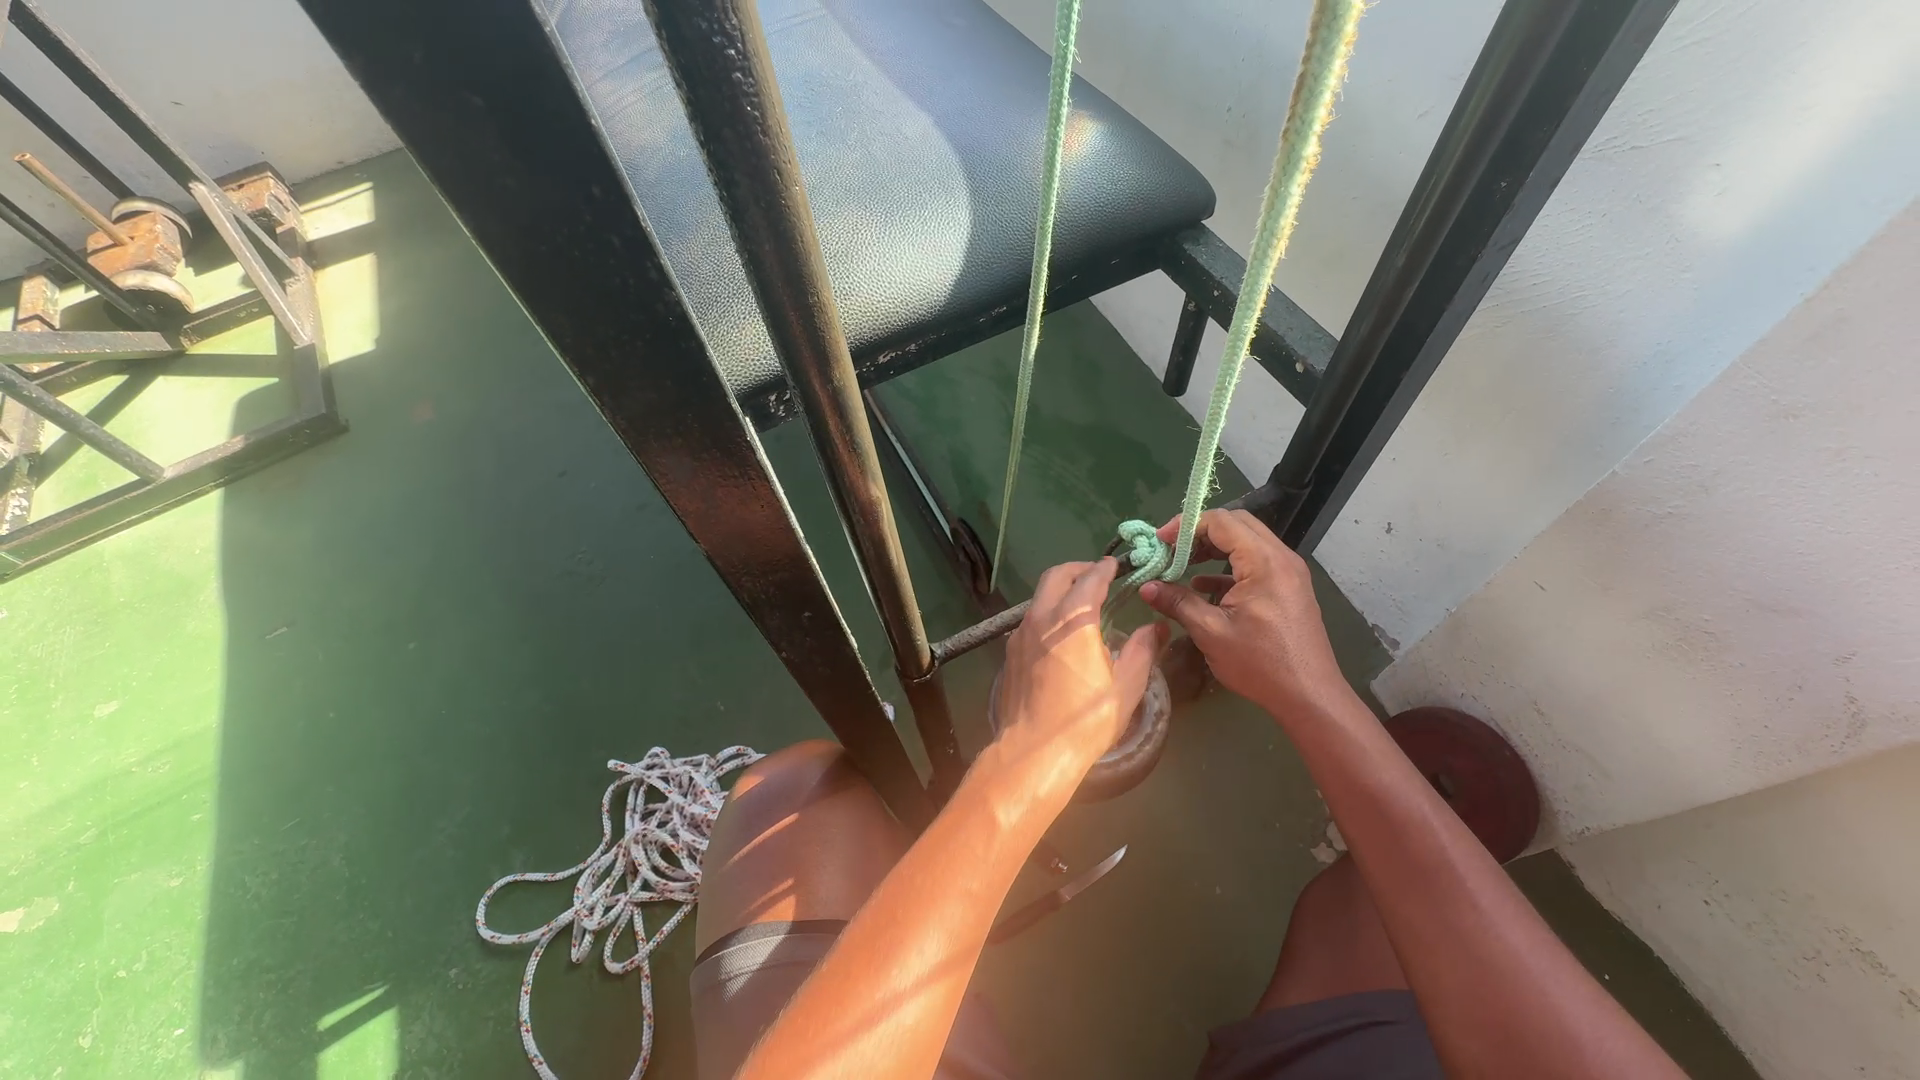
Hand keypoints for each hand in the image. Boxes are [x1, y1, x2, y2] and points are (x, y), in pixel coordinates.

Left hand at [994, 558, 1167, 789]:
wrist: (1034, 752)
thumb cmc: (1086, 720)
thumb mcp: (1125, 686)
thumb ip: (1141, 651)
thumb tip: (1156, 628)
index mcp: (1073, 621)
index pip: (1090, 580)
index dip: (1104, 569)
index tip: (1116, 565)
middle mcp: (1041, 619)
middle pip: (1056, 577)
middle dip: (1078, 570)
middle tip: (1098, 575)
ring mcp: (1020, 635)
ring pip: (1039, 597)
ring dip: (1061, 591)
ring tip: (1082, 603)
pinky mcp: (1010, 654)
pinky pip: (1030, 620)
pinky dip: (1048, 613)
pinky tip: (1062, 634)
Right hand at [1138, 509, 1351, 722]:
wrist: (1309, 695)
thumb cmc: (1260, 663)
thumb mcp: (1211, 632)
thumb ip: (1178, 602)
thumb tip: (1146, 586)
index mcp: (1264, 562)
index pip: (1221, 521)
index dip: (1186, 526)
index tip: (1159, 543)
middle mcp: (1280, 558)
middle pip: (1236, 524)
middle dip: (1199, 532)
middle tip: (1170, 550)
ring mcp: (1288, 572)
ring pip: (1246, 542)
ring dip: (1212, 548)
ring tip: (1181, 566)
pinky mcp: (1287, 588)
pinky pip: (1254, 563)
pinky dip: (1227, 567)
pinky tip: (1203, 588)